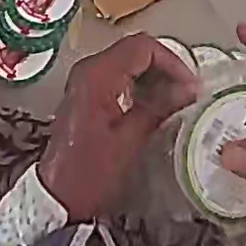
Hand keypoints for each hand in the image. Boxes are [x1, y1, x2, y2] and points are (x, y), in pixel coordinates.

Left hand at [38, 33, 198, 220]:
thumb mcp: (130, 138)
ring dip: (154, 75)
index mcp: (98, 75)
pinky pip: (120, 74)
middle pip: (136, 50)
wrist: (55, 198)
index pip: (143, 48)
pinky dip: (141, 83)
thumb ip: (159, 105)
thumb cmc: (91, 171)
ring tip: (176, 97)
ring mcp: (85, 79)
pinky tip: (155, 103)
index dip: (172, 61)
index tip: (190, 84)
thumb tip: (188, 89)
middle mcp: (89, 69)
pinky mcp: (87, 92)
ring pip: (129, 60)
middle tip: (187, 90)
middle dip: (165, 66)